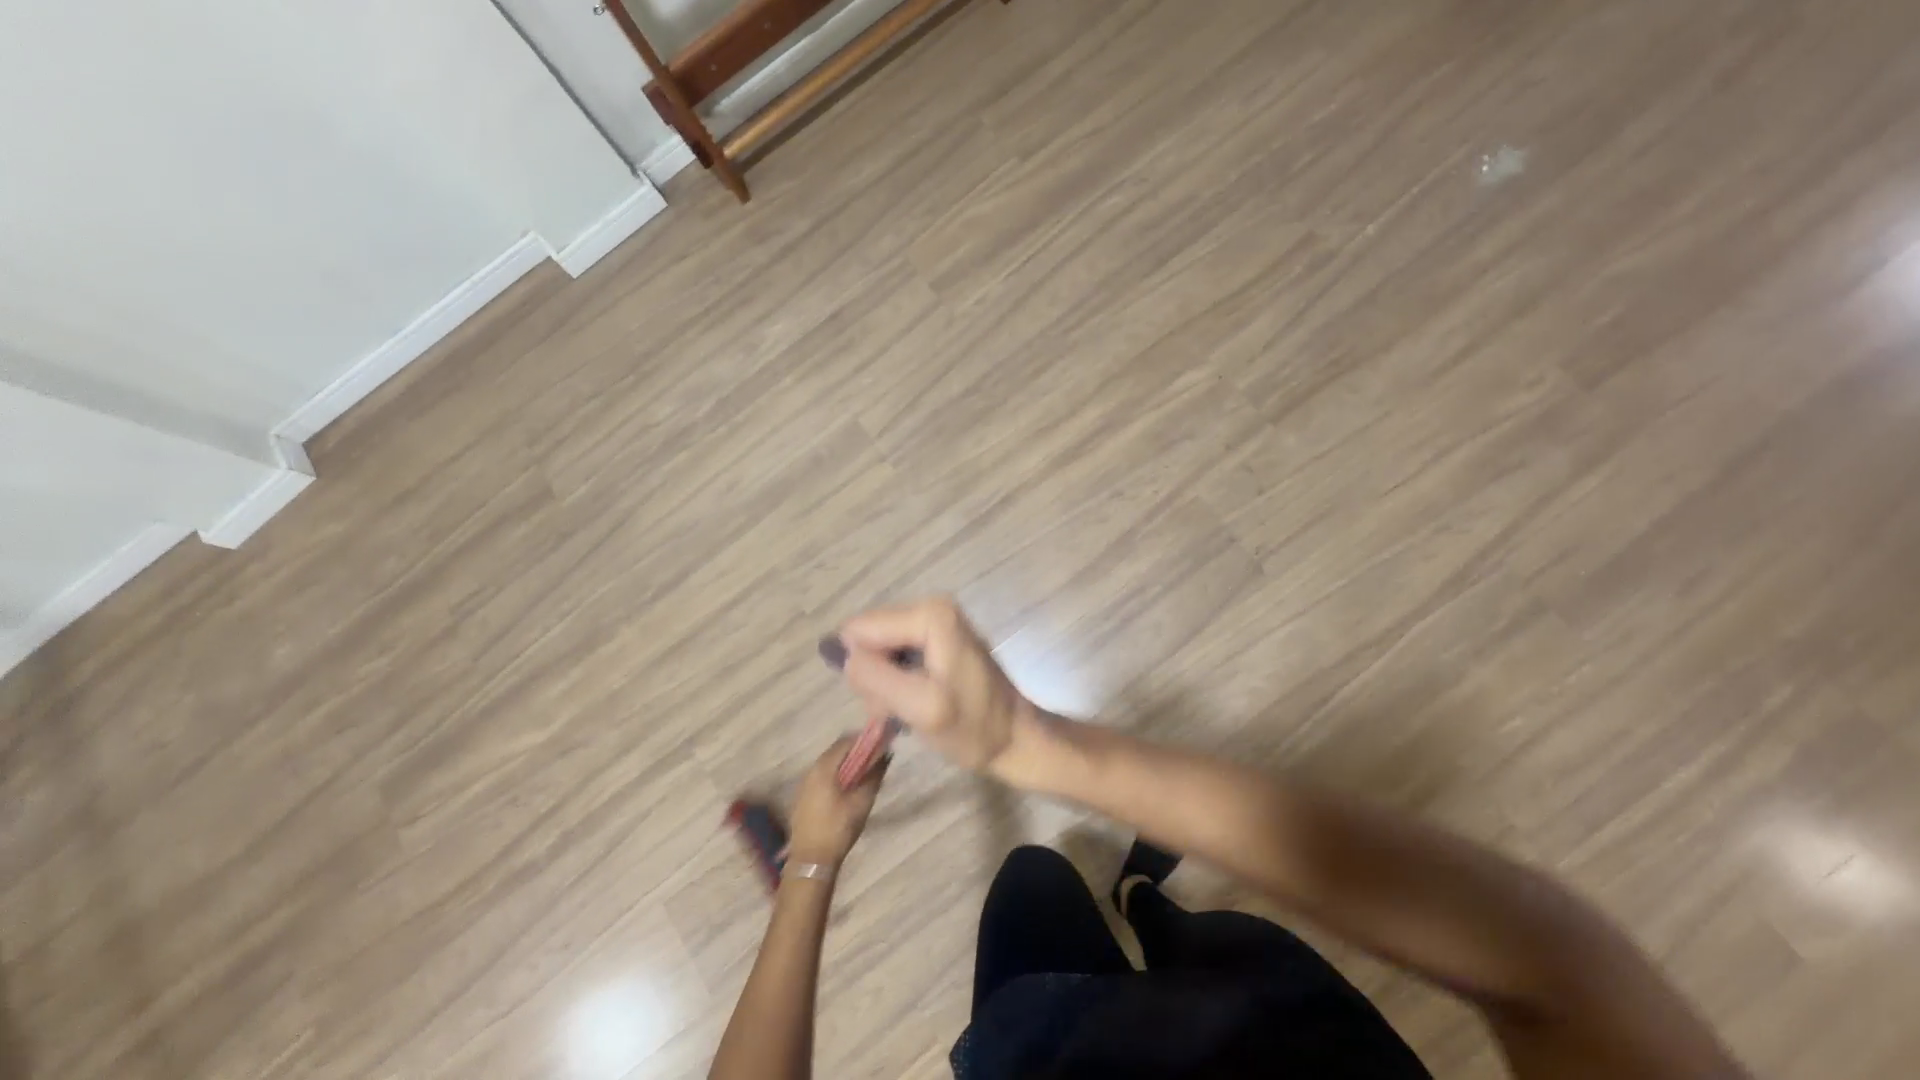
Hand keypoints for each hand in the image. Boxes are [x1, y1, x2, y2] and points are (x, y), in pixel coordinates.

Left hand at [786, 735, 888, 865]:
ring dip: (846, 765)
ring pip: (828, 765)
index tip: (880, 746)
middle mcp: (810, 771)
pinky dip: (836, 776)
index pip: (845, 742)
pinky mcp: (802, 797)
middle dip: (856, 753)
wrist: (811, 859)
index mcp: (823, 768)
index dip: (864, 741)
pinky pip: (821, 777)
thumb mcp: (862, 802)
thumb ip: (874, 776)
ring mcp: (804, 784)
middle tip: (874, 762)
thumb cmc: (838, 828)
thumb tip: (885, 755)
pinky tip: (846, 791)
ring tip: (863, 777)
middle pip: (835, 752)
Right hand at [836, 596, 1043, 781]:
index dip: (866, 671)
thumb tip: (842, 653)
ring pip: (878, 652)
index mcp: (929, 614)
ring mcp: (934, 623)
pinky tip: (915, 704)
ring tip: (910, 712)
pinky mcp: (936, 641)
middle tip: (900, 711)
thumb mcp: (921, 708)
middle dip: (876, 678)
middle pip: (868, 639)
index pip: (859, 631)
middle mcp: (931, 607)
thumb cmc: (974, 729)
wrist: (1017, 741)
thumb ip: (878, 678)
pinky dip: (897, 685)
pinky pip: (895, 658)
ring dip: (885, 686)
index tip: (890, 702)